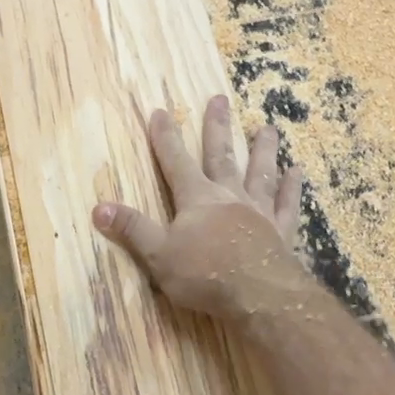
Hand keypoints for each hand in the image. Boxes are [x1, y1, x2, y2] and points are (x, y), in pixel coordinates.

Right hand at [93, 95, 310, 318]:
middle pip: (220, 156)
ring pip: (260, 173)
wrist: (259, 295)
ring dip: (262, 149)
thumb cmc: (203, 275)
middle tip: (220, 99)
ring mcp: (259, 212)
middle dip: (217, 128)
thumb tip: (98, 207)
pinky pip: (287, 204)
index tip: (160, 111)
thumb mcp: (157, 255)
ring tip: (267, 127)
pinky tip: (297, 171)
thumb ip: (131, 229)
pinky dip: (291, 187)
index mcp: (196, 199)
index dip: (165, 138)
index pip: (175, 162)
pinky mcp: (281, 231)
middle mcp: (228, 196)